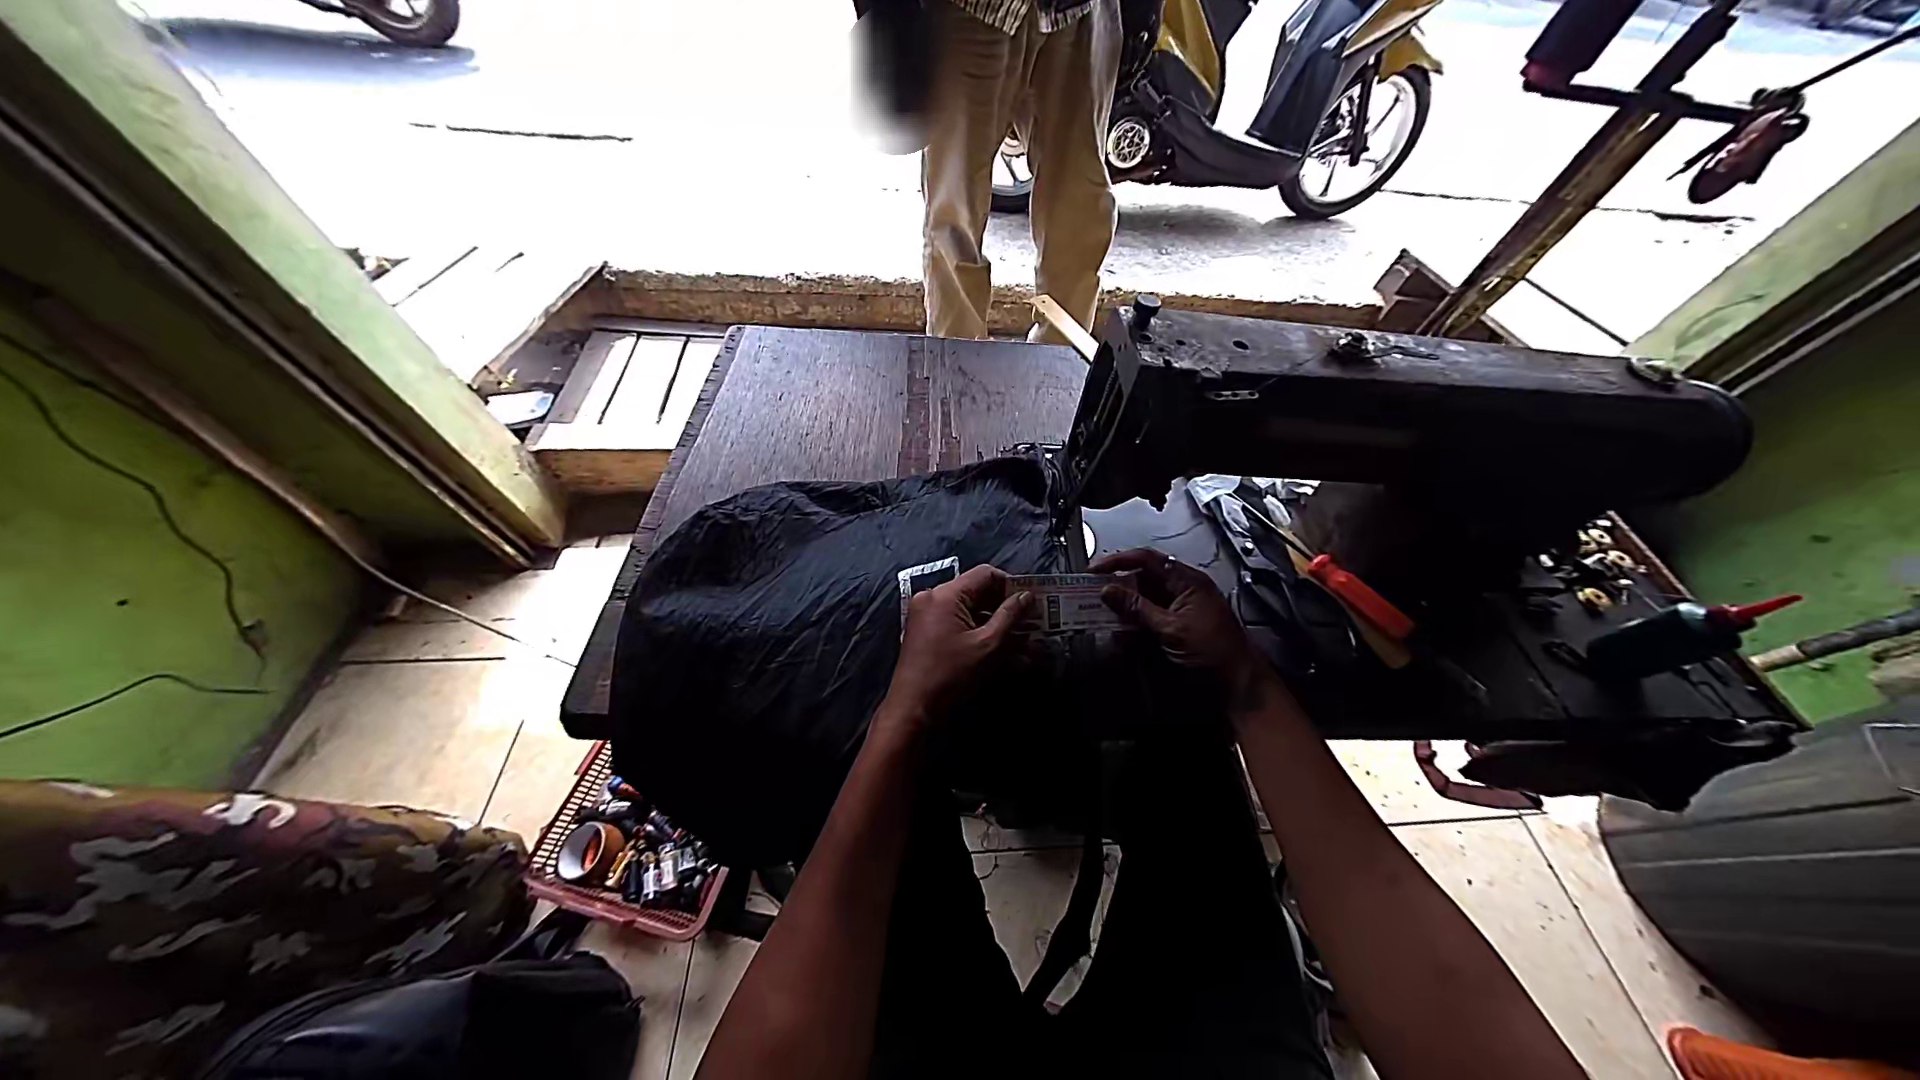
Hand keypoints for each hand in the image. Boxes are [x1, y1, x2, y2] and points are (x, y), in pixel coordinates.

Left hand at [882, 564, 1030, 731]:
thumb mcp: (987, 645)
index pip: (985, 574)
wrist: (913, 708)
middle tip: (1033, 624)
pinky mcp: (928, 634)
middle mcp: (934, 599)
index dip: (1012, 585)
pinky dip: (981, 637)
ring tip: (1026, 645)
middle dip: (1007, 610)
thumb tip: (1027, 597)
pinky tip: (1007, 656)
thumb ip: (1010, 616)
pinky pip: (960, 627)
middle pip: (979, 593)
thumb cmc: (950, 675)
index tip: (1032, 602)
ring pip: (972, 613)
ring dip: (998, 627)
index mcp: (946, 595)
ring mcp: (929, 617)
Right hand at [1092, 548, 1272, 706]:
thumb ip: (1138, 608)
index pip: (1148, 560)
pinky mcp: (1175, 630)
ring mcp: (1178, 611)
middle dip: (1117, 585)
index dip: (1118, 561)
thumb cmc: (1212, 651)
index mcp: (1187, 582)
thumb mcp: (1171, 628)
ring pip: (1142, 601)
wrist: (1239, 686)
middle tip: (1091, 593)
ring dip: (1122, 608)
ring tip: (1100, 614)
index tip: (1093, 570)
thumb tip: (1107, 590)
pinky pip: (1147, 620)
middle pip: (1142, 579)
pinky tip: (1119, 634)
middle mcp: (1182, 591)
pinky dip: (1131, 626)